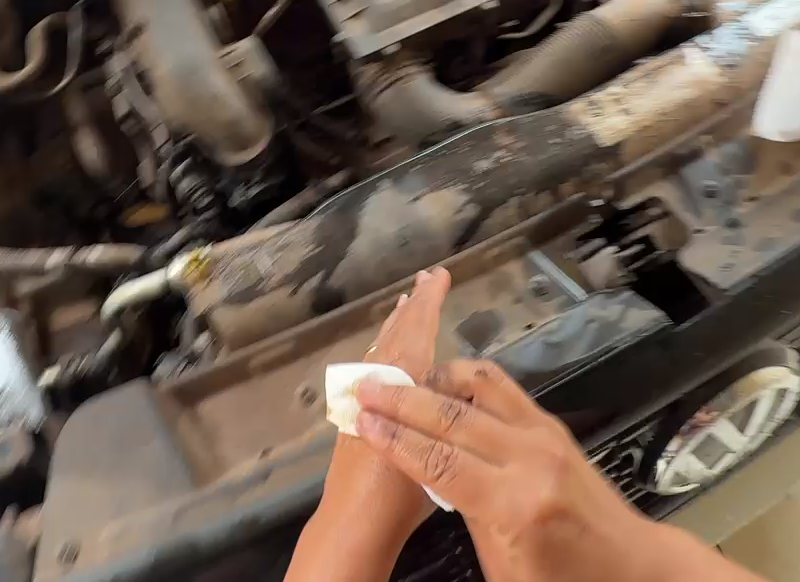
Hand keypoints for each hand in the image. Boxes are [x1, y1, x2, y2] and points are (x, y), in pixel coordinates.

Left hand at [285, 268, 451, 581]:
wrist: (353, 523)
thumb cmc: (399, 492)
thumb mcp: (434, 448)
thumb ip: (438, 410)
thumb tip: (446, 384)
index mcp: (398, 380)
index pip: (417, 328)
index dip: (430, 301)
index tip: (440, 274)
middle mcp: (377, 377)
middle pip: (398, 330)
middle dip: (415, 304)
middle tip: (427, 278)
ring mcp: (360, 391)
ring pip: (382, 344)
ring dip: (398, 321)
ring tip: (408, 301)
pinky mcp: (354, 409)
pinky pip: (373, 361)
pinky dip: (385, 344)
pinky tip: (389, 348)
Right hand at [354, 360, 765, 581]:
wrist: (633, 567)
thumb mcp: (504, 568)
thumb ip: (466, 510)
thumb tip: (426, 467)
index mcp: (516, 504)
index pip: (439, 461)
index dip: (394, 439)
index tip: (361, 419)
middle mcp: (530, 456)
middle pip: (451, 414)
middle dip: (402, 398)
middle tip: (365, 385)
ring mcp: (543, 431)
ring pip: (476, 384)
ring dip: (432, 377)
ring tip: (398, 377)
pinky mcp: (549, 420)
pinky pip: (500, 385)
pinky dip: (465, 376)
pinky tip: (442, 379)